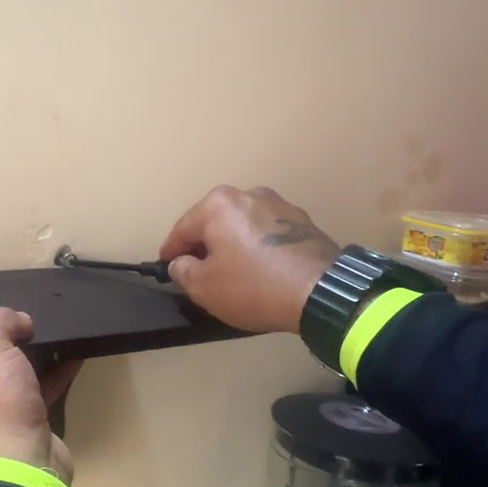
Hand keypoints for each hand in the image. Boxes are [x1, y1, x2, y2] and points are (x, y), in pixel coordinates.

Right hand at [157, 186, 341, 333]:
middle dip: (204, 245)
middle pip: (214, 223)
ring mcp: (280, 205)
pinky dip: (258, 248)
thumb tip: (181, 263)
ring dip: (233, 245)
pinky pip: (268, 234)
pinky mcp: (303, 222)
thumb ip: (182, 271)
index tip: (165, 266)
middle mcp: (248, 194)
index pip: (182, 230)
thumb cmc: (252, 286)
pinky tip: (259, 269)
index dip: (170, 252)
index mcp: (218, 204)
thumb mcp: (203, 287)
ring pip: (242, 226)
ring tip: (231, 271)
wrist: (321, 292)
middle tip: (198, 270)